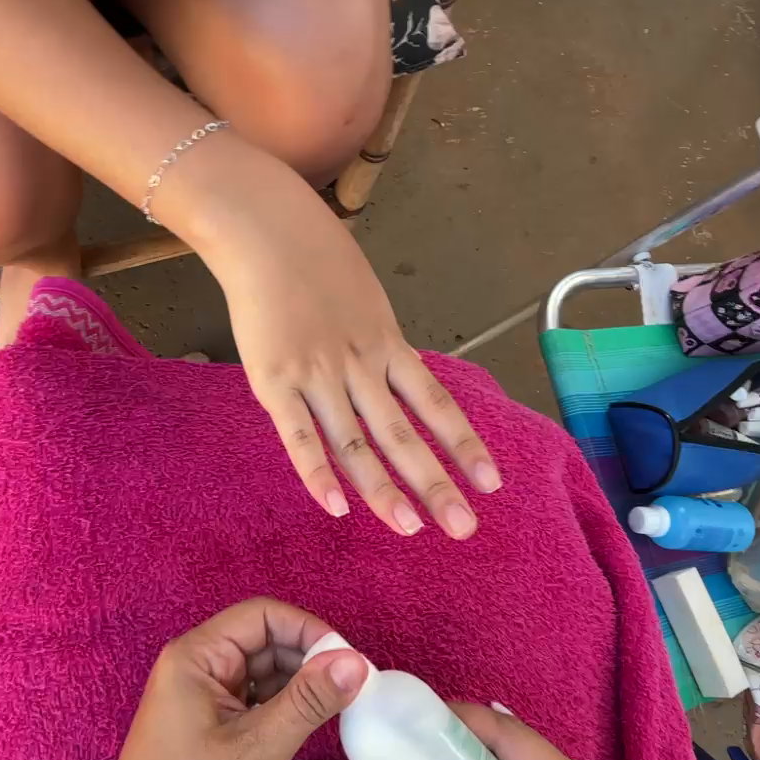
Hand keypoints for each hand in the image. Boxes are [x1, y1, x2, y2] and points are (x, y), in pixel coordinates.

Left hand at [80, 598, 367, 759]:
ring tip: (336, 707)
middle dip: (308, 659)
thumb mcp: (258, 749)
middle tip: (351, 688)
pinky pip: (255, 696)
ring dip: (299, 684)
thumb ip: (308, 701)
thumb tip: (356, 662)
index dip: (308, 630)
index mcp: (198, 655)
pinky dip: (284, 705)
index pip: (262, 615)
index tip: (348, 661)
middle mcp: (199, 664)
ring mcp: (203, 692)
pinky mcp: (210, 719)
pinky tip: (308, 722)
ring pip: (263, 669)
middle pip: (264, 639)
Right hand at [177, 147, 501, 540]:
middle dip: (435, 483)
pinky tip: (336, 507)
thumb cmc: (316, 262)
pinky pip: (300, 435)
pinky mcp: (275, 382)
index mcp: (387, 346)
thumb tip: (392, 378)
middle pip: (404, 434)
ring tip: (412, 529)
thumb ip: (376, 345)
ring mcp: (318, 375)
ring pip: (357, 442)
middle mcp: (361, 366)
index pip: (435, 403)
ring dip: (385, 490)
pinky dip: (317, 472)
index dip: (464, 444)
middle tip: (464, 529)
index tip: (491, 483)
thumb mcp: (365, 301)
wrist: (268, 231)